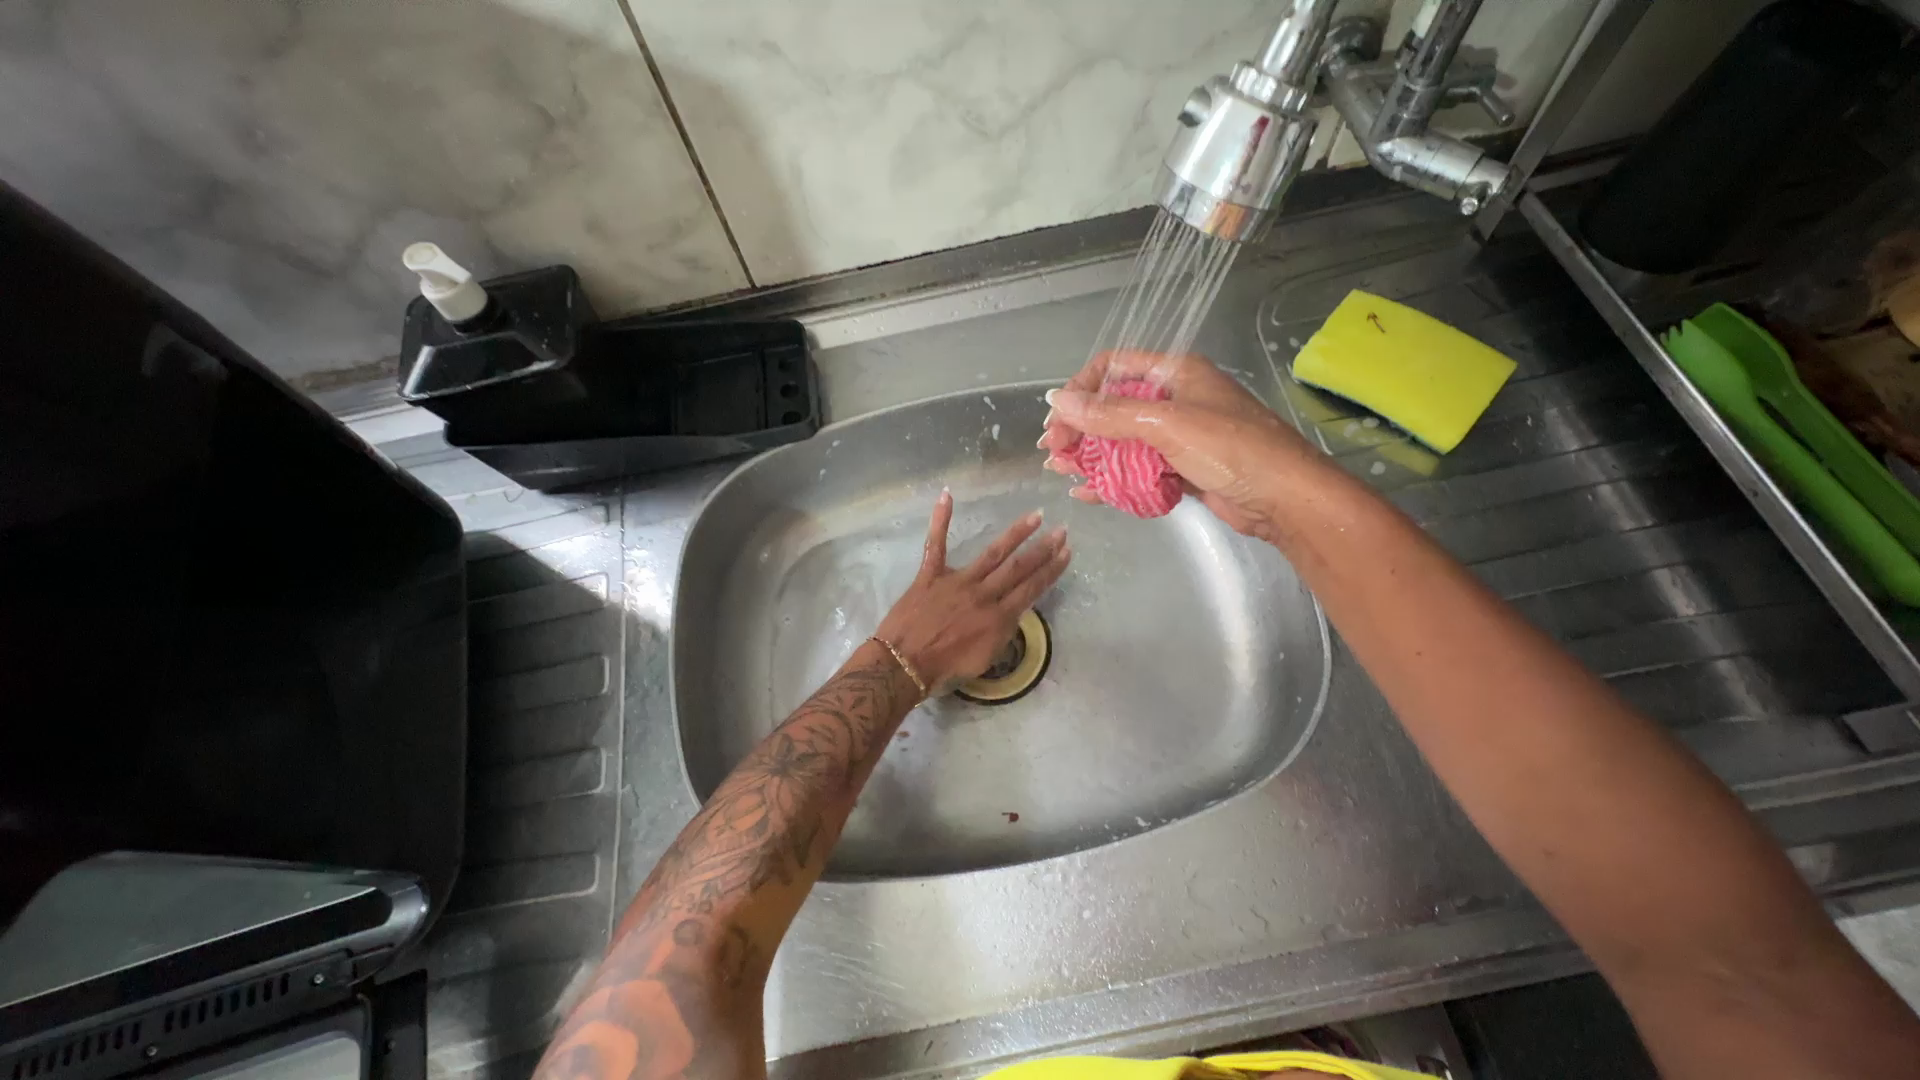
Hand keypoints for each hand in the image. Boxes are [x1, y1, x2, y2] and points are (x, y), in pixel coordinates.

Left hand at [872, 491, 1070, 690]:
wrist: (903, 666)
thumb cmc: (944, 669)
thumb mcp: (984, 659)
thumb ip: (1001, 633)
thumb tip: (1011, 612)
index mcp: (998, 618)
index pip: (1031, 588)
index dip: (1051, 570)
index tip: (1066, 552)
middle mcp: (983, 595)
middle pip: (1018, 568)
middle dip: (1042, 549)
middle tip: (1061, 530)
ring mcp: (956, 582)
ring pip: (991, 553)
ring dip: (1015, 533)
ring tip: (1035, 516)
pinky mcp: (929, 575)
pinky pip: (935, 544)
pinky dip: (940, 519)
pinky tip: (947, 495)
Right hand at [1039, 350, 1321, 540]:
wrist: (1286, 499)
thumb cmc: (1231, 449)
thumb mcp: (1166, 425)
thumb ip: (1109, 414)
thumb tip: (1058, 400)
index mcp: (1176, 374)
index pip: (1114, 367)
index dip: (1081, 389)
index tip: (1058, 418)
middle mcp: (1175, 400)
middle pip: (1113, 407)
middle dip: (1080, 429)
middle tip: (1053, 452)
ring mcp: (1180, 437)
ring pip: (1123, 441)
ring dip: (1091, 455)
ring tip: (1061, 472)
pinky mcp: (1183, 470)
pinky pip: (1138, 470)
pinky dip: (1112, 479)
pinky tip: (1088, 492)